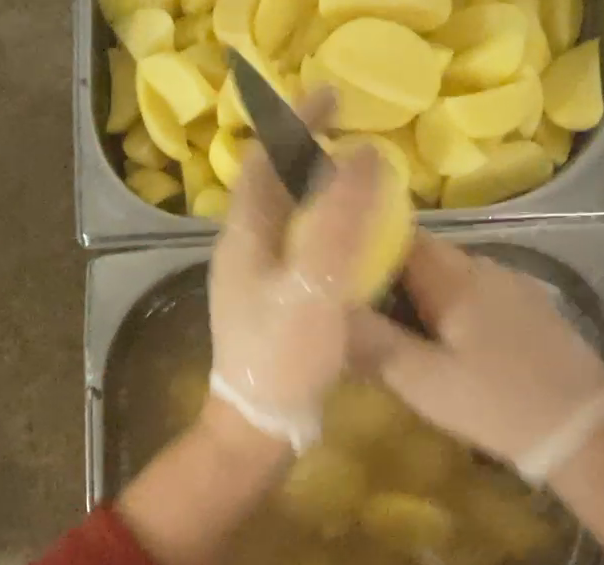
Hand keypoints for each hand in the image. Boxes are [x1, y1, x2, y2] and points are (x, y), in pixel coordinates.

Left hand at [207, 92, 383, 451]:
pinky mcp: (269, 313)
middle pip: (272, 191)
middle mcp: (241, 258)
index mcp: (243, 242)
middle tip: (353, 142)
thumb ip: (339, 222)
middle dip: (308, 158)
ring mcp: (252, 287)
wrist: (255, 429)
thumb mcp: (314, 287)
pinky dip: (324, 237)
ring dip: (318, 197)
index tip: (333, 95)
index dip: (294, 123)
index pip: (263, 163)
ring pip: (285, 224)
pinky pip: (297, 256)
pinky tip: (351, 248)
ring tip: (358, 187)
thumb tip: (363, 157)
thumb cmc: (281, 359)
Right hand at [350, 232, 603, 477]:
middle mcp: (486, 269)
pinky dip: (442, 309)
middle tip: (351, 310)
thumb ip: (372, 342)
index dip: (365, 249)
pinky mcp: (526, 311)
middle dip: (386, 276)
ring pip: (448, 276)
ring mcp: (511, 287)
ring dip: (414, 294)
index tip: (335, 274)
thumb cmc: (493, 403)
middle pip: (425, 256)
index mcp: (457, 279)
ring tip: (385, 328)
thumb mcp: (421, 380)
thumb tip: (327, 312)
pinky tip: (432, 342)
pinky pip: (471, 295)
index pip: (403, 238)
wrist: (579, 428)